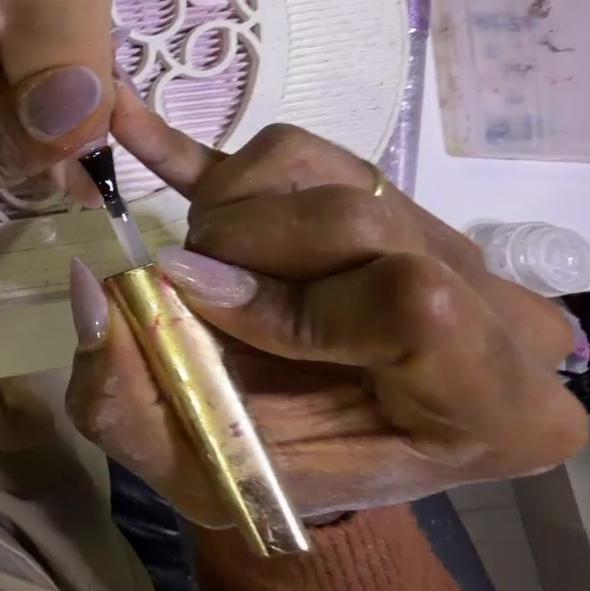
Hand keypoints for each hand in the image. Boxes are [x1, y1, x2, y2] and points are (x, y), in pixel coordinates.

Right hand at [66, 88, 585, 523]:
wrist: (277, 441)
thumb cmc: (252, 469)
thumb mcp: (184, 465)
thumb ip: (127, 396)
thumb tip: (98, 281)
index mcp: (489, 405)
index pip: (416, 303)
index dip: (286, 303)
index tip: (197, 306)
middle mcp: (491, 309)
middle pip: (356, 217)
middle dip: (237, 247)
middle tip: (184, 286)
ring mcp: (433, 237)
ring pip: (315, 165)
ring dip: (224, 206)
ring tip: (196, 258)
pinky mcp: (358, 192)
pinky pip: (284, 149)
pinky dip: (190, 144)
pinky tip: (127, 121)